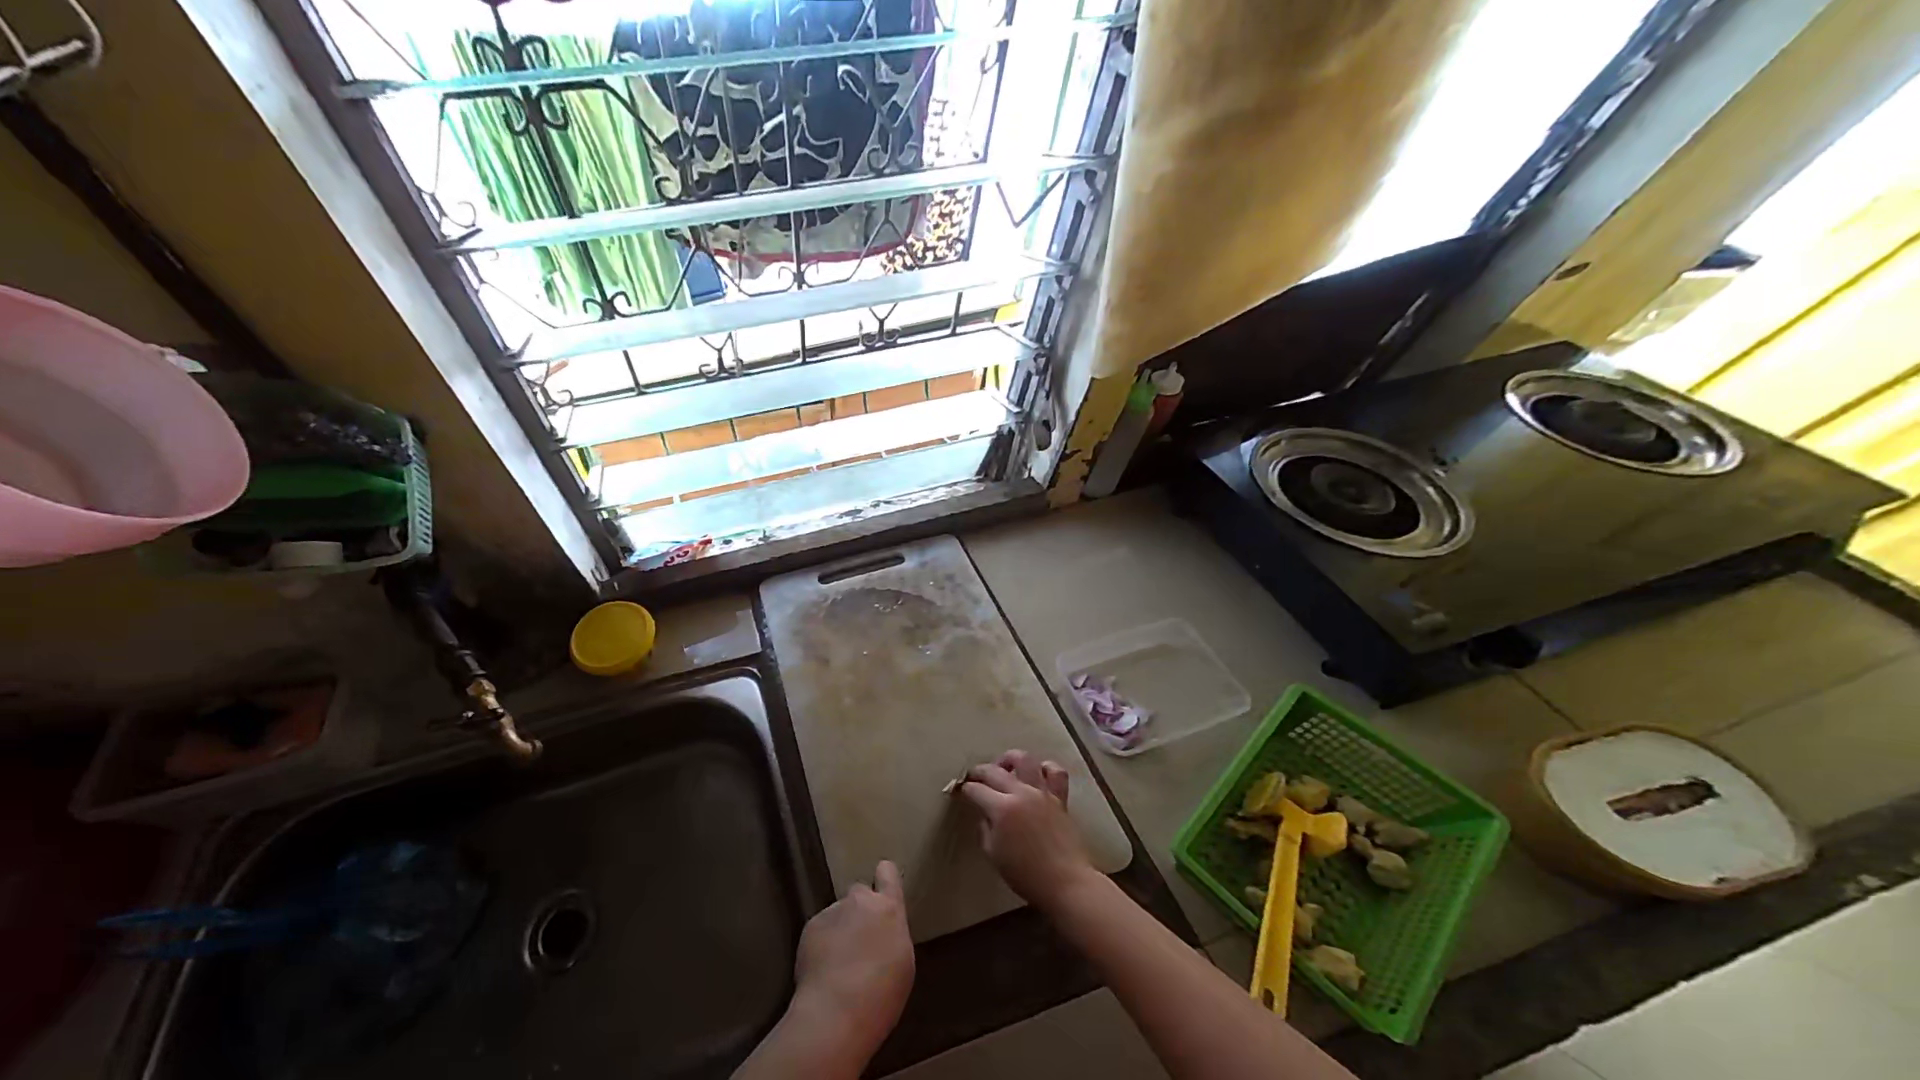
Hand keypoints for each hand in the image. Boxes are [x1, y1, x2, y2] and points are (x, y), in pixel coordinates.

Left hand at [788, 860, 914, 1059]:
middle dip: (859, 910)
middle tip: (859, 941)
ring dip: (839, 929)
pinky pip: (820, 930)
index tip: (883, 884)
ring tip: (837, 964)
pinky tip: (822, 970)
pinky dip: (821, 944)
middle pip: (860, 894)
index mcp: (889, 909)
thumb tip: (882, 933)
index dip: (885, 877)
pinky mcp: (810, 927)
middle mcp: (860, 901)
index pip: (888, 873)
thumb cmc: (881, 993)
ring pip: (838, 914)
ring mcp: (832, 911)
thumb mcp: (902, 961)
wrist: (836, 1012)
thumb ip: (892, 935)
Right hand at [957, 750, 1100, 908]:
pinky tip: (1038, 774)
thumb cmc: (1024, 874)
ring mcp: (1042, 793)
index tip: (959, 790)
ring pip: (1025, 760)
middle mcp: (1021, 793)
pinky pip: (1055, 772)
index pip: (976, 790)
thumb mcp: (993, 854)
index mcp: (1002, 809)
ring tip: (1004, 767)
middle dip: (979, 771)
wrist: (1064, 881)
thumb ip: (985, 829)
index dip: (965, 789)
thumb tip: (985, 814)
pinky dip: (1045, 768)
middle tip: (973, 777)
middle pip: (995, 771)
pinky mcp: (1060, 798)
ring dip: (1010, 759)